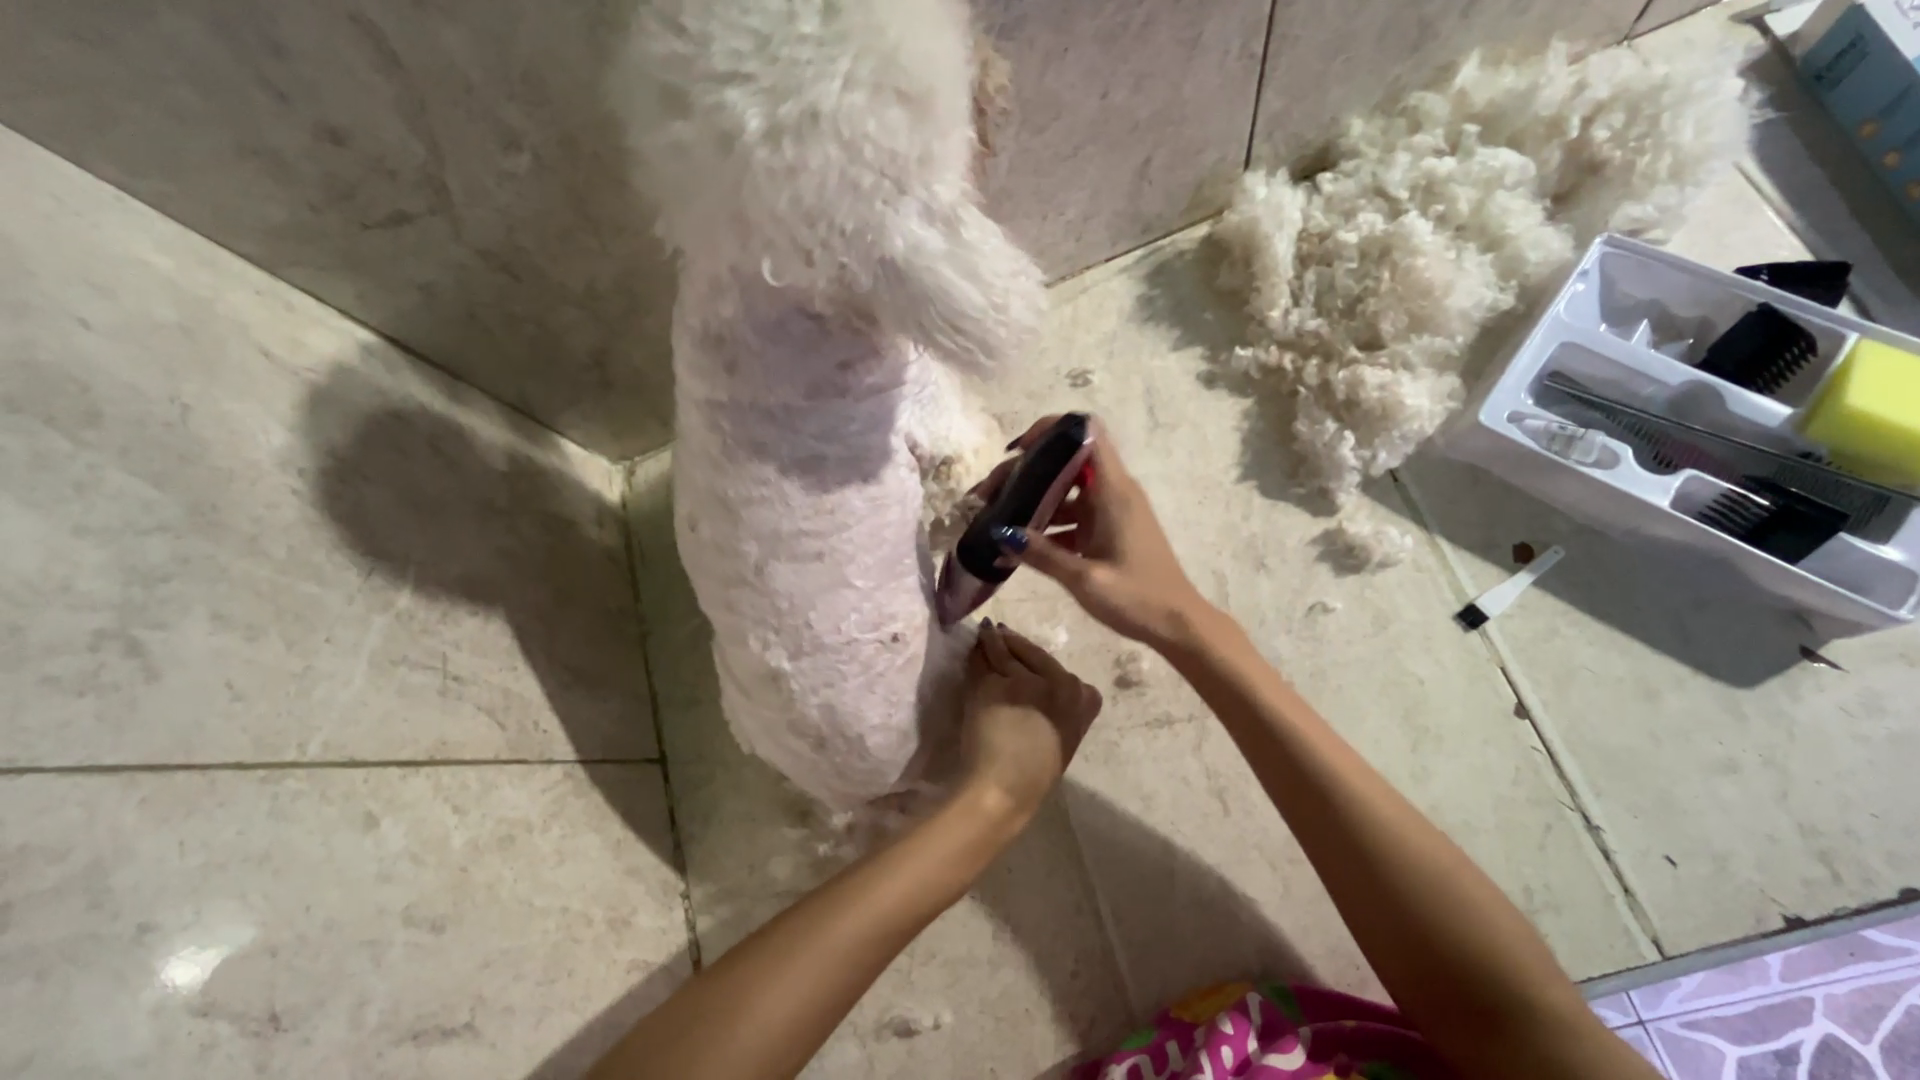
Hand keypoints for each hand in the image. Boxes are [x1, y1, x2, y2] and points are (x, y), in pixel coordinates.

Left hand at [958, 621, 1101, 822]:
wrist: (1007, 785)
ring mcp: (1024, 679)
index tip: (1027, 652)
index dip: (1037, 658)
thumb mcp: (1067, 737)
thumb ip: (1066, 709)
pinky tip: (974, 648)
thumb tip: (1046, 691)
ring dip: (993, 639)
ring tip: (985, 632)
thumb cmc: (1037, 773)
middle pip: (1033, 653)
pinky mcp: (993, 681)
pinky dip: (977, 654)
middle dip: (1016, 642)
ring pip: (1005, 651)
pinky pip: (983, 660)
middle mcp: (1057, 681)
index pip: (1058, 667)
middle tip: (1001, 632)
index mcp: (1082, 697)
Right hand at [974, 415, 1212, 648]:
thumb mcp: (1084, 579)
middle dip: (1027, 471)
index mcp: (1113, 491)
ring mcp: (1112, 510)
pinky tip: (1021, 543)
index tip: (1019, 451)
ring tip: (996, 518)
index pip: (1087, 432)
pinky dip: (1048, 522)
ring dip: (1033, 499)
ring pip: (1066, 489)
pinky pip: (1074, 513)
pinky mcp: (1110, 529)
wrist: (1178, 623)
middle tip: (989, 495)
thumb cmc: (1137, 598)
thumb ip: (1042, 555)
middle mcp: (1114, 491)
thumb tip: (1000, 534)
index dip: (1051, 430)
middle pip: (1066, 461)